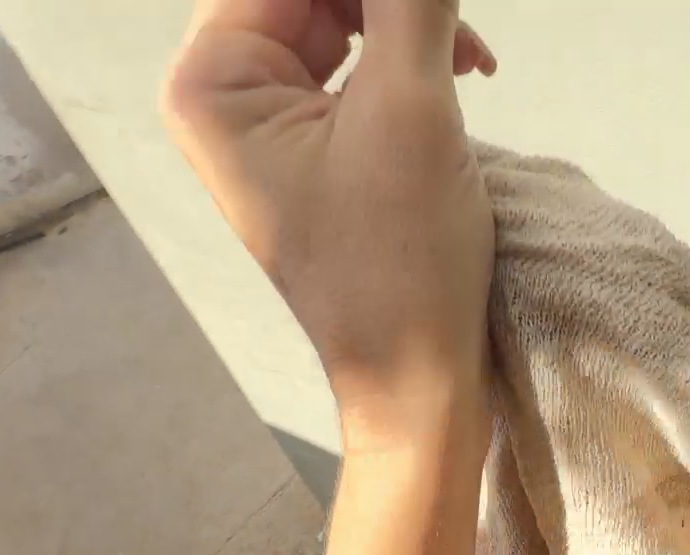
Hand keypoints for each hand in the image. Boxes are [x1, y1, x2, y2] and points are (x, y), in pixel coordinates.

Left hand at [164, 0, 498, 449]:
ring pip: (346, 32)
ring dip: (415, 34)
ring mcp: (278, 139)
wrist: (420, 381)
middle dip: (396, 5)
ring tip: (476, 66)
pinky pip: (362, 85)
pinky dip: (413, 75)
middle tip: (469, 40)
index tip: (439, 7)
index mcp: (213, 83)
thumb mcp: (409, 109)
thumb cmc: (403, 262)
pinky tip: (458, 89)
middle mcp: (230, 104)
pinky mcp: (325, 166)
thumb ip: (410, 0)